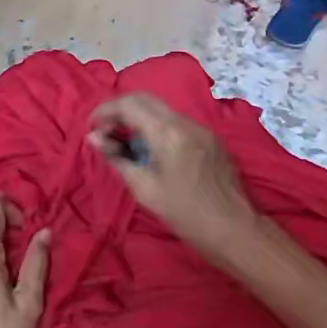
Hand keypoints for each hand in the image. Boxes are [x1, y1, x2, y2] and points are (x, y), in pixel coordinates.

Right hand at [88, 93, 258, 254]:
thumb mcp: (145, 189)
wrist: (234, 229)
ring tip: (124, 142)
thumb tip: (94, 138)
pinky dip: (157, 126)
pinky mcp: (211, 137)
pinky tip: (151, 149)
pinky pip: (177, 122)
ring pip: (162, 109)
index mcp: (167, 132)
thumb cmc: (185, 214)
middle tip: (104, 132)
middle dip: (120, 109)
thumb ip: (118, 159)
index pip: (129, 103)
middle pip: (145, 98)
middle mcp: (185, 121)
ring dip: (138, 117)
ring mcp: (201, 127)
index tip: (92, 128)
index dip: (104, 110)